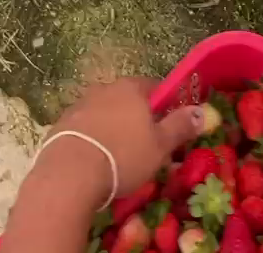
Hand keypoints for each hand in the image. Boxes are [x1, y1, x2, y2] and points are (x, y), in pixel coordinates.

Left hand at [3, 79, 204, 252]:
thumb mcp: (160, 146)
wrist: (69, 174)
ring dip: (113, 127)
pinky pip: (85, 127)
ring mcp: (81, 104)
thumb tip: (201, 111)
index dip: (165, 107)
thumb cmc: (122, 157)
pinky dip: (92, 138)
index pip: (156, 88)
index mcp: (133, 88)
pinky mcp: (61, 123)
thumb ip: (180, 126)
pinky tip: (94, 160)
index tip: (167, 128)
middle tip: (144, 146)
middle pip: (129, 99)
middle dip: (137, 118)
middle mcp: (106, 88)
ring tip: (117, 156)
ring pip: (105, 112)